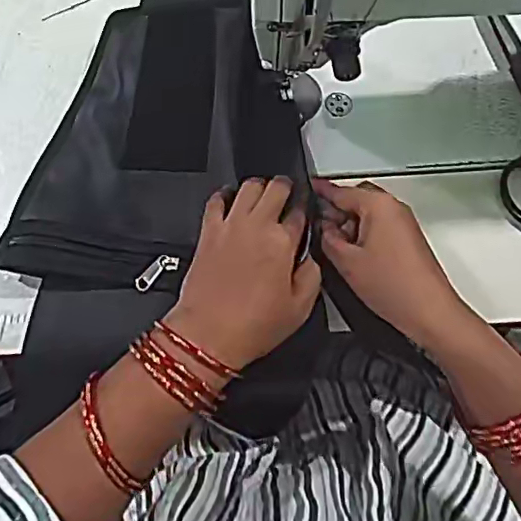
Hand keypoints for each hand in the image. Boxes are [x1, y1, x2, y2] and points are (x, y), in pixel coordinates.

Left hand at [165, 177, 321, 370]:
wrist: (208, 335)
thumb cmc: (250, 325)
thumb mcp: (300, 308)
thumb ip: (312, 275)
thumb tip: (311, 259)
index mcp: (283, 243)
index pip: (300, 212)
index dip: (305, 210)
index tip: (304, 215)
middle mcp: (257, 227)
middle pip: (276, 187)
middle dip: (285, 187)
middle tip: (287, 193)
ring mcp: (231, 226)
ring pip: (249, 186)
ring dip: (259, 186)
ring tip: (263, 194)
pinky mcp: (209, 232)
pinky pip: (216, 200)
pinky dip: (225, 194)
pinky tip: (230, 198)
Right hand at [315, 180, 481, 352]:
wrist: (429, 310)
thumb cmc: (398, 287)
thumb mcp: (347, 262)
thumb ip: (327, 238)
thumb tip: (323, 229)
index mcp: (379, 205)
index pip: (343, 191)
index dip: (322, 191)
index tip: (311, 189)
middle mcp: (394, 208)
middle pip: (357, 199)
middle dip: (337, 213)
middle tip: (320, 228)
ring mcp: (403, 223)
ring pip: (368, 215)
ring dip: (351, 227)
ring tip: (339, 251)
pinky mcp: (407, 238)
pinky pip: (380, 227)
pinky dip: (365, 237)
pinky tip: (356, 259)